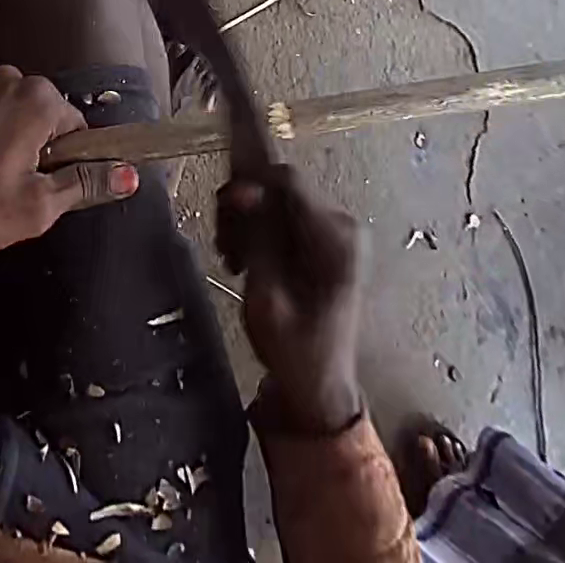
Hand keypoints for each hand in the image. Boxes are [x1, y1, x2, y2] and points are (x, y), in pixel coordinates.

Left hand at [0, 66, 138, 258]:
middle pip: (35, 111)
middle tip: (8, 184)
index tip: (44, 183)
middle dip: (31, 142)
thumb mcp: (38, 206)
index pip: (74, 124)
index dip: (66, 156)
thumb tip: (131, 173)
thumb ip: (87, 183)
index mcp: (38, 100)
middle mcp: (4, 78)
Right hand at [217, 166, 363, 434]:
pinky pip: (283, 215)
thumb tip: (241, 190)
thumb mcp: (266, 295)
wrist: (318, 386)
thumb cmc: (292, 348)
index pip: (287, 179)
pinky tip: (245, 259)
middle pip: (279, 187)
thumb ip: (257, 237)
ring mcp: (336, 231)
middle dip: (242, 210)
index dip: (247, 185)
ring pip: (275, 199)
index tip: (222, 212)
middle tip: (224, 246)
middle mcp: (342, 225)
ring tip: (233, 258)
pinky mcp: (326, 239)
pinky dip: (258, 230)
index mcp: (336, 239)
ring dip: (246, 222)